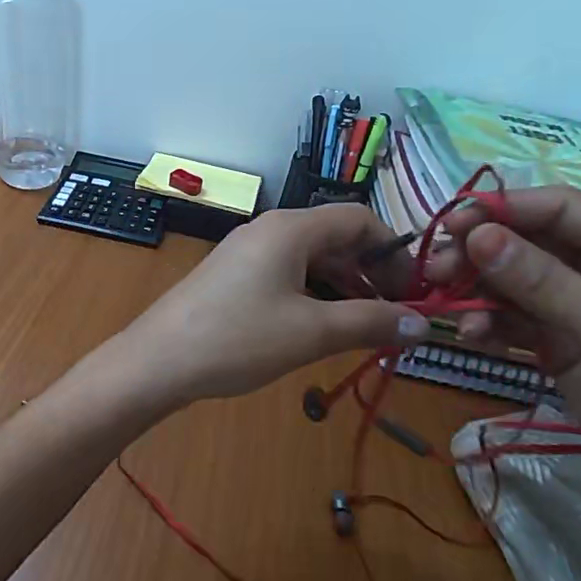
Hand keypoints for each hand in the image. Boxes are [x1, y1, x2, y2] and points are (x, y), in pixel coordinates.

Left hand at [116, 205, 429, 405]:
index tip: (416, 293)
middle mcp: (267, 231)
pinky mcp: (229, 278)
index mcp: (290, 228)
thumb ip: (371, 322)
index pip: (360, 219)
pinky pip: (284, 276)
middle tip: (395, 318)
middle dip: (370, 275)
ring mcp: (244, 253)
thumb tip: (423, 324)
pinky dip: (311, 297)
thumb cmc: (237, 338)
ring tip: (363, 329)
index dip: (395, 252)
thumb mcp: (312, 332)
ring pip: (309, 261)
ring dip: (342, 290)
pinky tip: (319, 330)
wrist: (157, 361)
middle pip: (335, 239)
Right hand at [438, 187, 580, 580]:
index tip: (451, 223)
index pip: (565, 211)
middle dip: (482, 252)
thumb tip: (477, 234)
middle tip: (434, 269)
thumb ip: (544, 281)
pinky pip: (513, 323)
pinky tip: (471, 336)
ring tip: (445, 305)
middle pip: (531, 245)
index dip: (507, 209)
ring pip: (514, 285)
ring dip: (477, 290)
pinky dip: (488, 324)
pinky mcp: (561, 352)